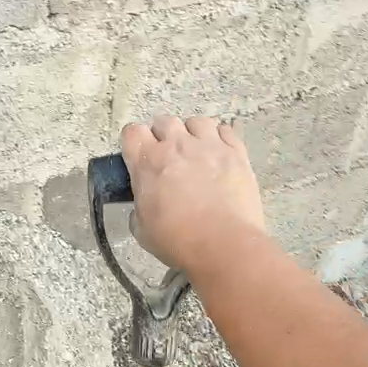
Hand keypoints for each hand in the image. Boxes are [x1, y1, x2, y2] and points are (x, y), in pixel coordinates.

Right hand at [120, 115, 267, 278]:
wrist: (223, 245)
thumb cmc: (177, 240)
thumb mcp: (142, 229)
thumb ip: (139, 207)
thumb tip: (144, 203)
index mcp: (147, 163)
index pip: (132, 132)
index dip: (134, 142)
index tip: (138, 155)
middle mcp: (176, 146)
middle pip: (164, 121)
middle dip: (162, 135)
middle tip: (167, 156)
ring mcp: (209, 146)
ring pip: (196, 122)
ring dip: (191, 133)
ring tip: (195, 151)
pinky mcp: (236, 152)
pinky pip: (225, 130)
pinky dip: (219, 138)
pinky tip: (218, 154)